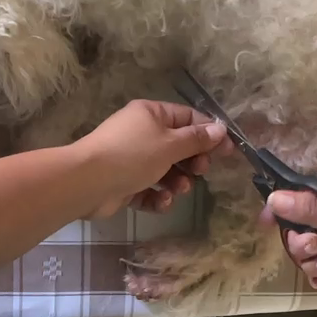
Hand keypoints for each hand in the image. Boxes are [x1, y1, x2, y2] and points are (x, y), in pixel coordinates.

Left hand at [72, 100, 232, 218]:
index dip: (209, 134)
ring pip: (166, 171)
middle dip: (192, 162)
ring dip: (177, 182)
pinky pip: (149, 190)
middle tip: (200, 171)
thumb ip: (197, 139)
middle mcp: (142, 134)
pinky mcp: (124, 184)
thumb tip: (220, 129)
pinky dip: (157, 197)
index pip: (188, 119)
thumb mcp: (170, 144)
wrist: (88, 182)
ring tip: (177, 189)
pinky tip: (160, 202)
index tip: (227, 151)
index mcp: (151, 114)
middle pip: (178, 147)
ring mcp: (132, 160)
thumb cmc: (133, 155)